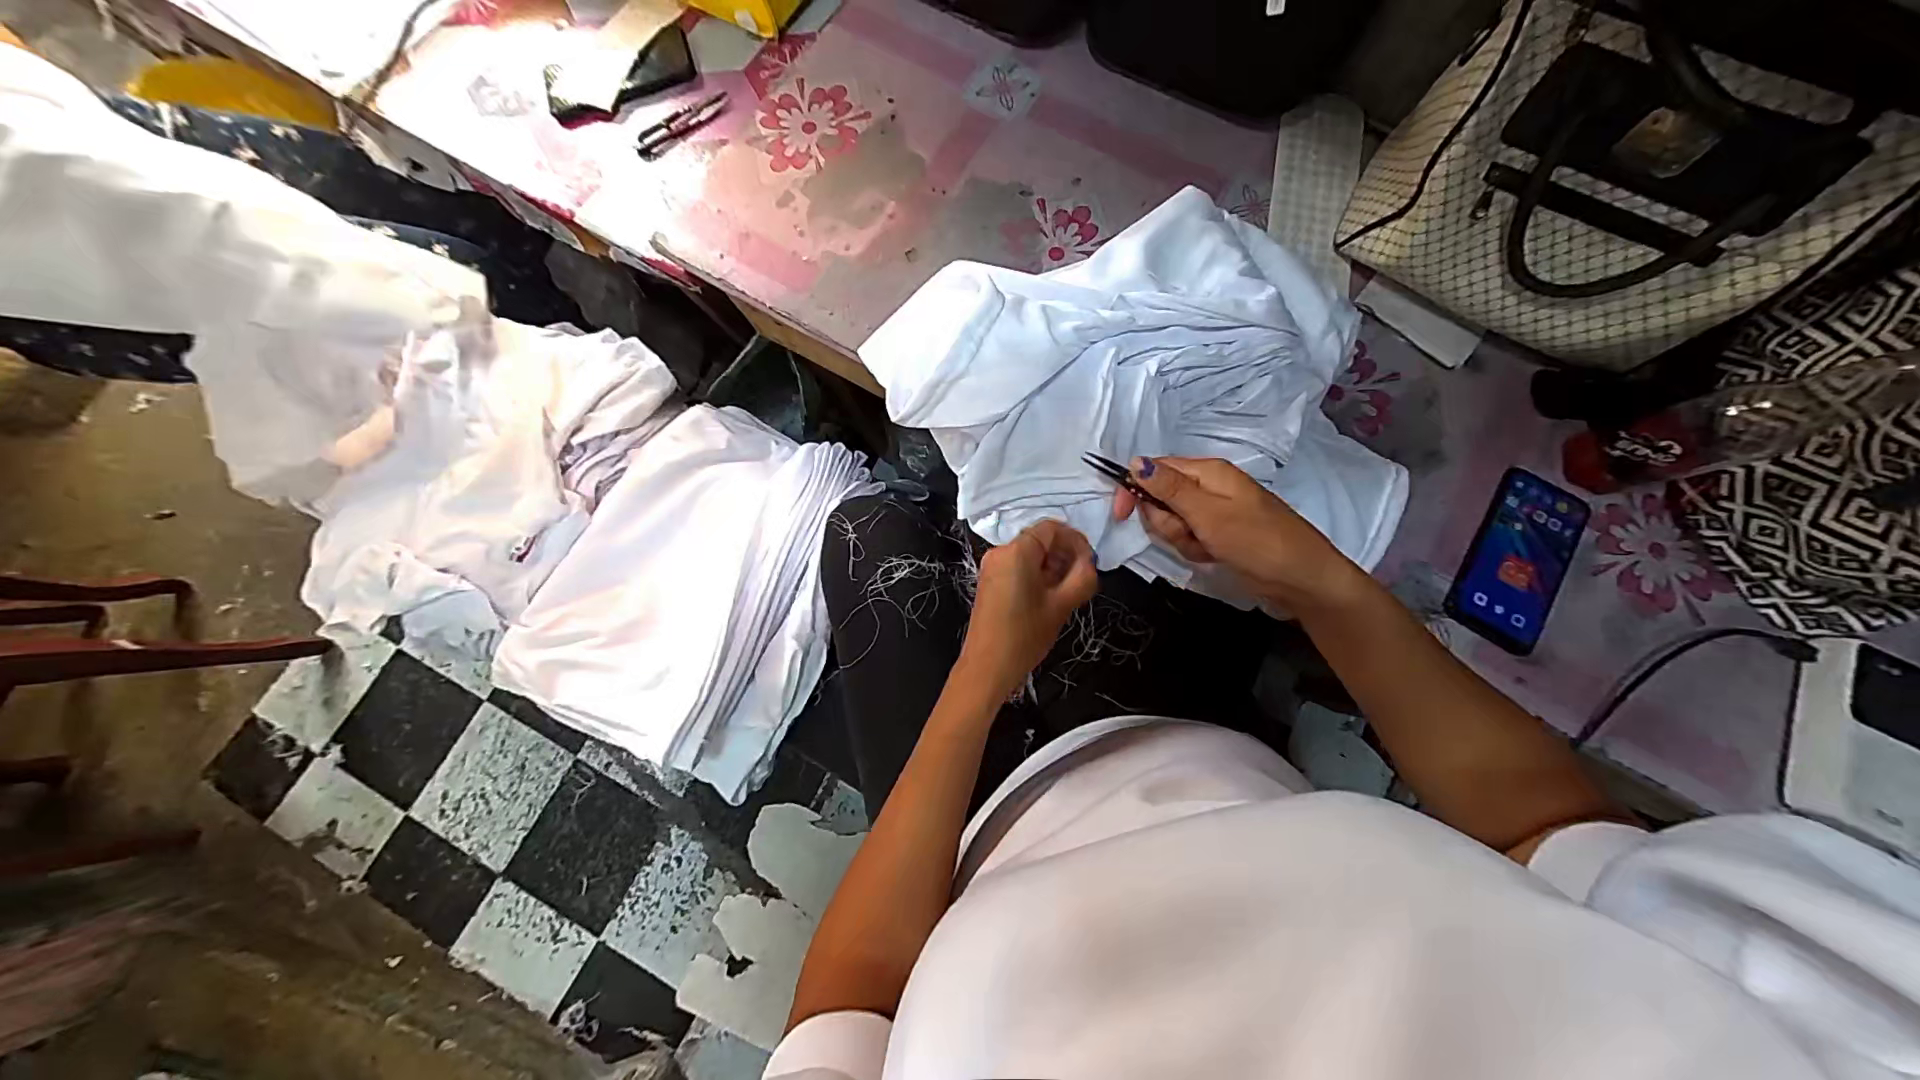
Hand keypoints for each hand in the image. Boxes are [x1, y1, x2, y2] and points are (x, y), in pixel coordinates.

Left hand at [957, 520, 1098, 697]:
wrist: (986, 668)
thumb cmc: (1024, 635)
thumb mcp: (1062, 605)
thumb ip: (1082, 577)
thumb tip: (1088, 562)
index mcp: (1016, 551)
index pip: (1051, 528)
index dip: (1075, 540)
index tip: (1090, 561)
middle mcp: (1000, 552)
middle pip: (1039, 540)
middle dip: (1064, 555)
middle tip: (1082, 580)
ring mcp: (991, 568)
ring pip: (1030, 555)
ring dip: (1052, 567)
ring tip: (1067, 593)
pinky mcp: (989, 583)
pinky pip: (1018, 568)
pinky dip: (1037, 576)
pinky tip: (1048, 599)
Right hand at [1112, 456, 1359, 608]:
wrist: (1301, 580)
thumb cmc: (1256, 541)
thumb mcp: (1207, 513)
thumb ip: (1169, 489)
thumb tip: (1135, 461)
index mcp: (1207, 471)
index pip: (1154, 470)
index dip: (1134, 490)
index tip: (1122, 515)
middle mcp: (1208, 487)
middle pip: (1160, 498)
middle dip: (1165, 522)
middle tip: (1188, 533)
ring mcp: (1214, 512)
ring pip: (1172, 522)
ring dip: (1180, 539)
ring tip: (1206, 547)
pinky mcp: (1218, 534)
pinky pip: (1189, 538)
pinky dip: (1194, 549)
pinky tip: (1213, 556)